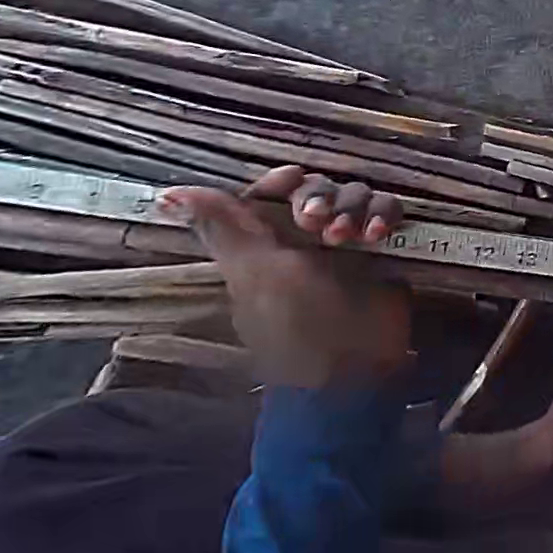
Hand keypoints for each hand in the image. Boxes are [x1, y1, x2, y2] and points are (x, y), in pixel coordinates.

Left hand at [162, 166, 409, 387]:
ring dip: (352, 207)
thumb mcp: (255, 276)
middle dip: (320, 197)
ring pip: (352, 194)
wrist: (356, 372)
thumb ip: (222, 230)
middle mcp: (307, 236)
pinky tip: (377, 235)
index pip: (272, 191)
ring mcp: (346, 239)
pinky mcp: (380, 246)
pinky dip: (383, 215)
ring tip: (349, 237)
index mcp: (269, 241)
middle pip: (315, 187)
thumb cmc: (297, 325)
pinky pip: (386, 209)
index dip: (282, 181)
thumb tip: (166, 196)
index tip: (293, 180)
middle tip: (320, 224)